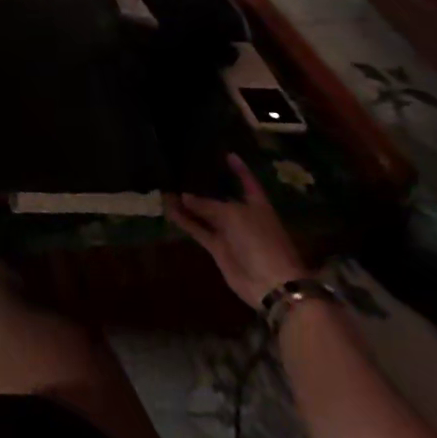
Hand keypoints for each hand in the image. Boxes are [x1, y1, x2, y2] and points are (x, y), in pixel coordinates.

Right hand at [165, 154, 307, 308]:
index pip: (247, 181)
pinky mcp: (217, 248)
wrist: (269, 282)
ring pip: (205, 214)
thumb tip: (184, 197)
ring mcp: (229, 232)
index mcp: (257, 204)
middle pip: (221, 197)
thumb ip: (208, 205)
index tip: (228, 154)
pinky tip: (169, 210)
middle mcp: (242, 215)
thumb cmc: (260, 240)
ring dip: (188, 204)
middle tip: (182, 171)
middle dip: (204, 187)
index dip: (239, 169)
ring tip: (167, 190)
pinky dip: (184, 221)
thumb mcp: (234, 215)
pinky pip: (198, 230)